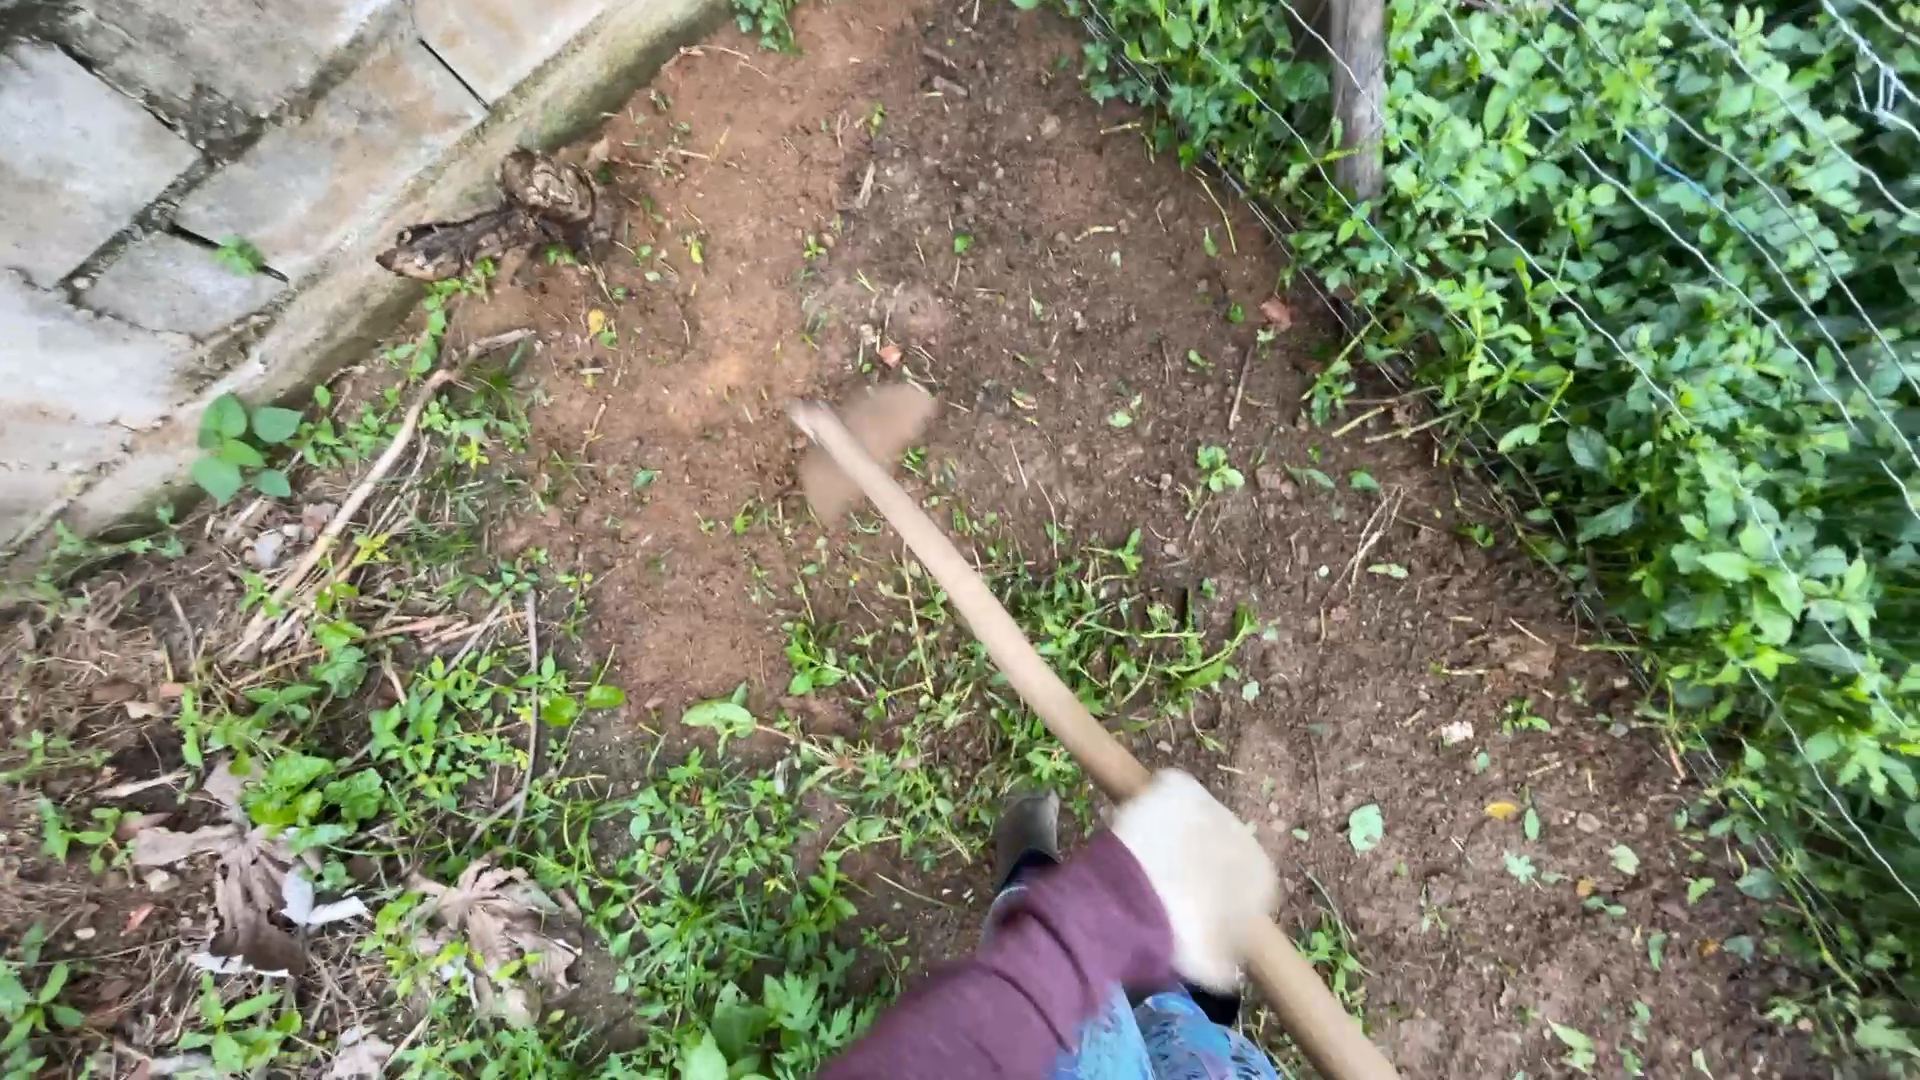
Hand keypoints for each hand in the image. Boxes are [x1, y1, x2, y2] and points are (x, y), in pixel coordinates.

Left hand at [1110, 770, 1276, 991]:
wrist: (1140, 900)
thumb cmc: (1180, 938)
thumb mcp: (1212, 967)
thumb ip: (1226, 959)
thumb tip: (1227, 965)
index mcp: (1262, 876)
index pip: (1245, 874)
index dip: (1216, 882)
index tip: (1192, 893)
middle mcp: (1245, 834)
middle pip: (1219, 838)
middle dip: (1194, 850)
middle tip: (1163, 869)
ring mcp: (1210, 804)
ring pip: (1193, 813)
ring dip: (1176, 824)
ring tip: (1147, 846)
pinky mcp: (1180, 785)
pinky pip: (1170, 787)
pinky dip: (1156, 798)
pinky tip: (1141, 818)